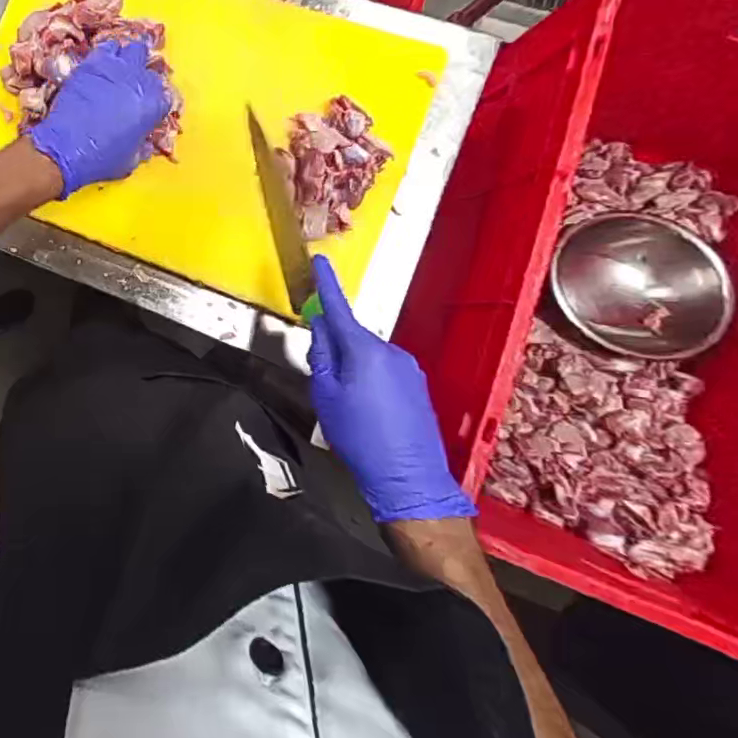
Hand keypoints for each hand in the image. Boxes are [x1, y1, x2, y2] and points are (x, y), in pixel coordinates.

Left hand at [26, 40, 171, 197]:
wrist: (65, 149)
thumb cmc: (100, 159)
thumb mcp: (130, 160)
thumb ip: (142, 146)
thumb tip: (144, 142)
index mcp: (154, 105)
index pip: (165, 95)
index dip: (154, 101)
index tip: (146, 107)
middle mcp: (140, 81)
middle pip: (150, 67)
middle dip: (143, 75)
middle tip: (132, 85)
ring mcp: (116, 68)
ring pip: (133, 49)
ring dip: (129, 58)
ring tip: (120, 69)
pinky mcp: (93, 63)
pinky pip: (106, 48)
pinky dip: (107, 54)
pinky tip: (102, 64)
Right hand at [308, 256, 476, 523]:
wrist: (408, 476)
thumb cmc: (358, 435)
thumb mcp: (325, 395)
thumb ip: (321, 357)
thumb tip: (320, 328)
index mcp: (364, 351)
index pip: (339, 310)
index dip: (326, 285)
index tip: (320, 261)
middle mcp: (391, 352)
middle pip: (352, 337)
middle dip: (333, 349)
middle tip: (322, 383)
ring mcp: (408, 368)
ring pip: (367, 357)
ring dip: (351, 369)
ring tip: (346, 406)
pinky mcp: (417, 385)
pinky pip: (384, 371)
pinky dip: (368, 381)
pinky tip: (365, 411)